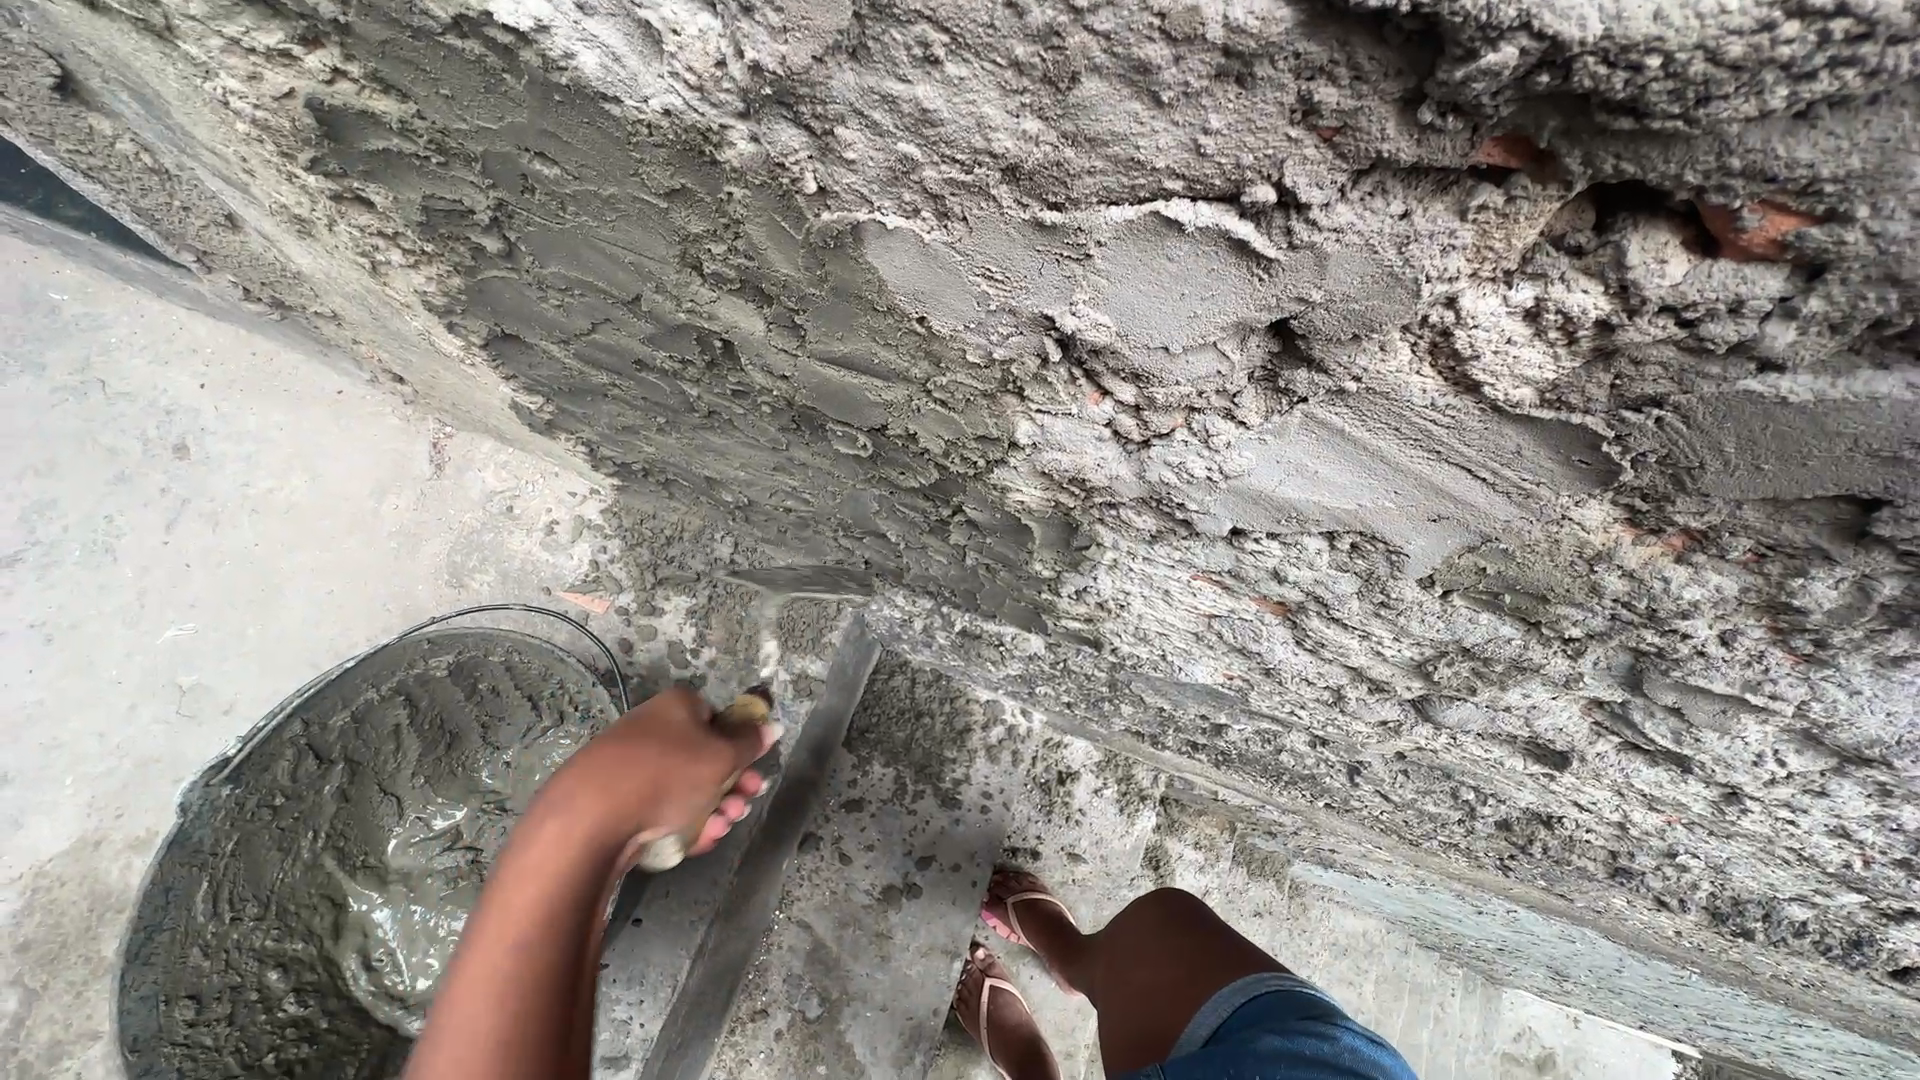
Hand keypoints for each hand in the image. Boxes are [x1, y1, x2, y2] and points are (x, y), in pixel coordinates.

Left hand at [536, 685, 781, 865]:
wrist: (590, 819)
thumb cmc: (667, 774)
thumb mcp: (721, 756)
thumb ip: (750, 742)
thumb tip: (771, 725)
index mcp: (677, 707)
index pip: (719, 718)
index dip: (740, 746)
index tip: (755, 771)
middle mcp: (655, 731)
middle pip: (706, 758)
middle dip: (732, 786)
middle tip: (745, 804)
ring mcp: (634, 768)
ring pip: (687, 789)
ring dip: (714, 809)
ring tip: (722, 827)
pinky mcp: (619, 804)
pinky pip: (662, 811)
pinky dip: (684, 825)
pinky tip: (697, 840)